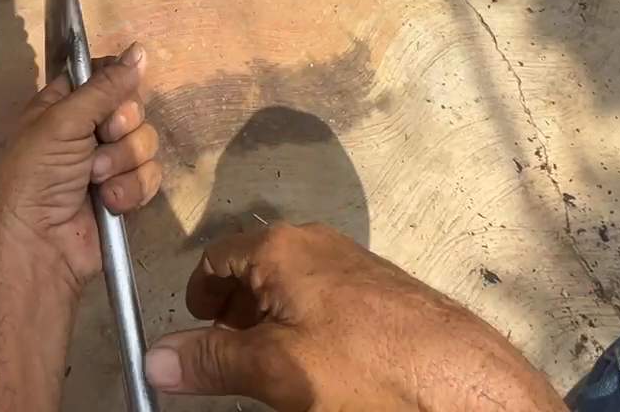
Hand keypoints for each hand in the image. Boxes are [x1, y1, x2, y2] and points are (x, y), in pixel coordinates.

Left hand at [0, 42, 162, 290]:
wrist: (41, 246)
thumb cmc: (37, 175)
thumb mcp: (63, 121)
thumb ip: (104, 87)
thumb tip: (140, 50)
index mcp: (63, 104)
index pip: (104, 75)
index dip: (115, 81)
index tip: (114, 92)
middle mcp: (87, 128)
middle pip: (131, 106)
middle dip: (120, 127)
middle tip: (100, 140)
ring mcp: (108, 161)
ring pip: (145, 141)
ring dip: (122, 162)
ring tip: (96, 180)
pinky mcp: (126, 191)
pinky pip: (150, 174)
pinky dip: (131, 189)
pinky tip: (110, 202)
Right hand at [146, 224, 562, 411]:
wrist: (466, 381)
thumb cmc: (361, 366)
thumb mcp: (277, 370)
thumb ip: (213, 360)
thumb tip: (153, 358)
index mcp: (279, 246)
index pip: (217, 255)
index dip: (200, 291)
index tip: (196, 324)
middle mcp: (312, 238)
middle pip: (253, 261)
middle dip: (233, 302)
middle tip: (225, 344)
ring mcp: (351, 257)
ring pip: (290, 275)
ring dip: (268, 309)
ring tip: (267, 352)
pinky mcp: (381, 283)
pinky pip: (322, 287)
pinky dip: (302, 312)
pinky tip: (318, 353)